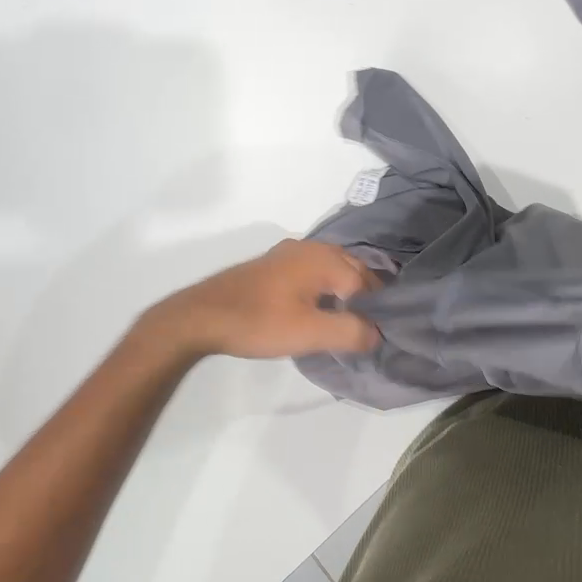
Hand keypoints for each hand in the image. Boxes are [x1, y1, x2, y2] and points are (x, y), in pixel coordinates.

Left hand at [139, 239, 380, 360]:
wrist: (202, 316)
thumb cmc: (259, 322)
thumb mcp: (309, 333)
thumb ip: (349, 332)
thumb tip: (377, 333)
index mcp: (324, 258)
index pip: (366, 282)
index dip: (376, 309)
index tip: (379, 334)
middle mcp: (311, 247)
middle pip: (352, 269)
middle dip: (366, 295)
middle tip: (370, 327)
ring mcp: (290, 253)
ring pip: (333, 268)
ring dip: (346, 290)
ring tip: (349, 320)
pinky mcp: (274, 264)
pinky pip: (314, 270)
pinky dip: (325, 286)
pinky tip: (319, 308)